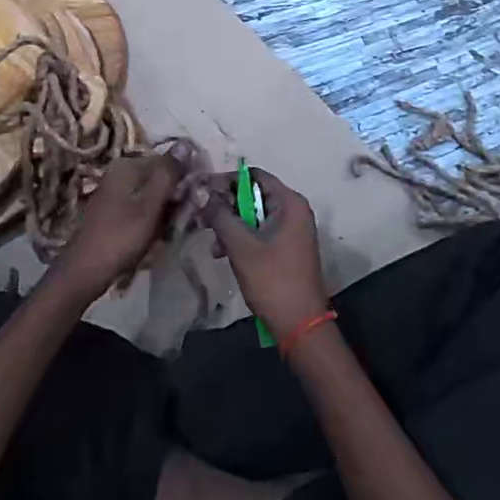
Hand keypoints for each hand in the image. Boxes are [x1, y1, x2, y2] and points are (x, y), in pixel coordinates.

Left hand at [54, 155, 183, 300]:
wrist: (83, 274)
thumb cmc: (119, 238)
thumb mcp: (150, 206)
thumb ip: (169, 174)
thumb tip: (187, 143)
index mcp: (127, 166)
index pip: (169, 161)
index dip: (186, 178)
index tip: (197, 199)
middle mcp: (121, 173)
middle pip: (161, 177)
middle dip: (176, 196)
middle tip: (185, 218)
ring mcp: (116, 192)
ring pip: (154, 194)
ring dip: (167, 210)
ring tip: (171, 229)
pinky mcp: (115, 210)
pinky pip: (144, 206)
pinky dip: (154, 218)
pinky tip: (158, 234)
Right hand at [201, 168, 328, 335]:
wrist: (300, 323)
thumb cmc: (272, 280)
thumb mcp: (241, 246)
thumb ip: (220, 215)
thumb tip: (200, 191)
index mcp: (290, 202)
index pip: (254, 176)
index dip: (226, 181)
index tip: (200, 191)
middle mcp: (294, 210)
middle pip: (254, 195)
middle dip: (226, 206)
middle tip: (199, 217)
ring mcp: (292, 229)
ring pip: (255, 216)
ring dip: (231, 225)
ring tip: (210, 243)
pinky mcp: (287, 247)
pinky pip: (260, 232)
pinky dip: (241, 239)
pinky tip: (222, 253)